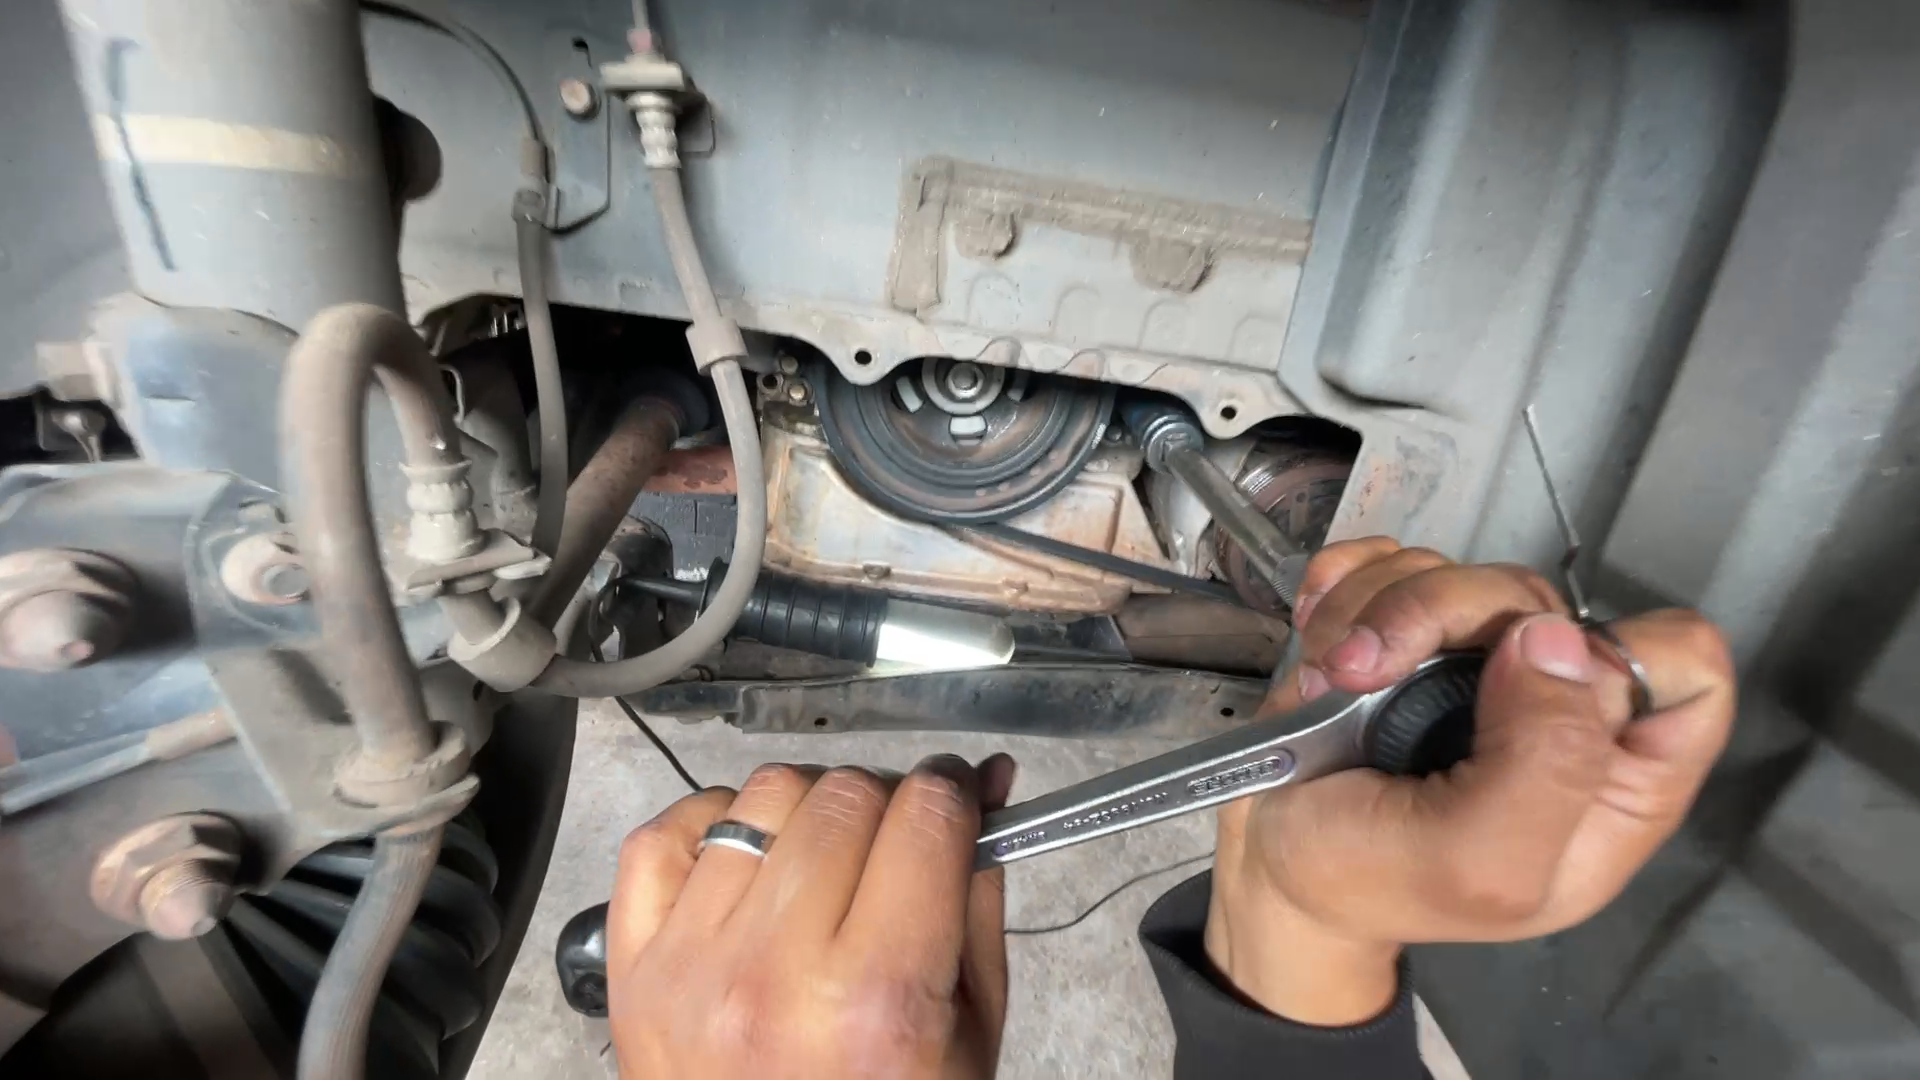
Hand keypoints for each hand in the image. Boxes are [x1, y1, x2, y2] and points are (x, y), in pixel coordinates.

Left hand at [605, 754, 1015, 1078]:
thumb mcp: (971, 1025)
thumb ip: (977, 887)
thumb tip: (989, 776)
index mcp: (880, 1001)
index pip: (927, 814)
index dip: (955, 790)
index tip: (957, 797)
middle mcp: (777, 973)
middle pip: (846, 792)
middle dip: (886, 804)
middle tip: (891, 848)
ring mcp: (691, 966)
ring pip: (766, 793)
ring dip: (809, 811)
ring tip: (821, 866)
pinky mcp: (630, 967)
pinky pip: (666, 833)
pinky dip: (715, 826)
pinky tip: (748, 869)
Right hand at [1207, 539, 1735, 1024]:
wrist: (1269, 851)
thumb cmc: (1372, 876)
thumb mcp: (1476, 859)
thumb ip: (1543, 765)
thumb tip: (1552, 636)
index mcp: (1604, 769)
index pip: (1676, 665)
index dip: (1598, 658)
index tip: (1503, 688)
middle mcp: (1539, 698)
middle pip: (1526, 595)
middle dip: (1424, 617)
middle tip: (1356, 669)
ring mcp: (1454, 655)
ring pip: (1439, 569)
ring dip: (1362, 610)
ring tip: (1324, 673)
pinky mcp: (1384, 628)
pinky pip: (1376, 560)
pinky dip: (1335, 582)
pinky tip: (1313, 626)